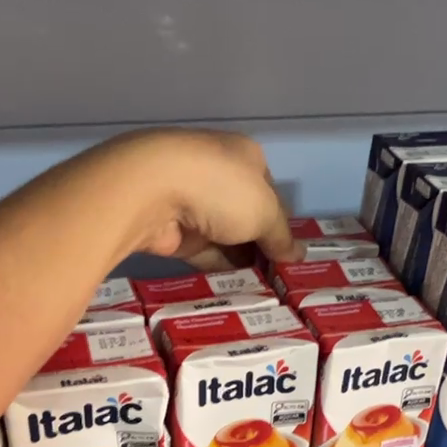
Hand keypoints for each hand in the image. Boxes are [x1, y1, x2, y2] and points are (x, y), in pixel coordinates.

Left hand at [61, 127, 303, 267]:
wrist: (149, 192)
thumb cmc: (220, 189)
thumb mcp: (265, 213)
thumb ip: (282, 237)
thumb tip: (297, 257)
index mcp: (243, 156)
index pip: (270, 191)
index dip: (281, 222)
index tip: (289, 252)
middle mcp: (217, 174)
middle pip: (246, 215)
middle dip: (261, 243)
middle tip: (278, 276)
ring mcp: (191, 201)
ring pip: (224, 236)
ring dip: (241, 259)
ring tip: (264, 290)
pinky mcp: (172, 229)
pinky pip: (202, 253)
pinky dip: (218, 268)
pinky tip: (237, 290)